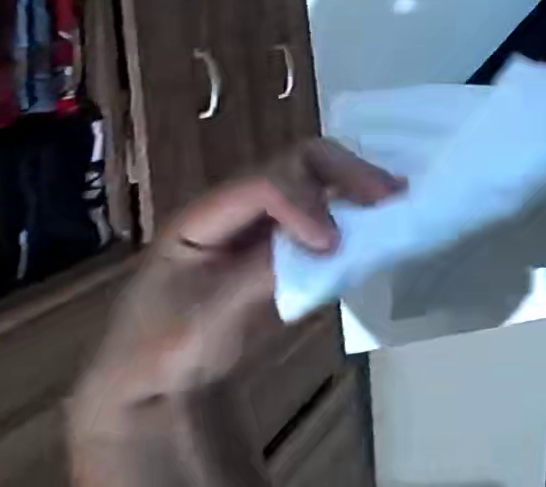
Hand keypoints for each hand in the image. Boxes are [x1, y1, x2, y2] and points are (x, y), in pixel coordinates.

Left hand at [71, 140, 404, 434]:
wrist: (151, 384)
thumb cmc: (164, 352)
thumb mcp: (207, 319)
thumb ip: (266, 272)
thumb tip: (331, 244)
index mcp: (202, 216)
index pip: (264, 185)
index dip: (305, 203)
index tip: (332, 244)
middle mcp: (236, 202)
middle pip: (298, 161)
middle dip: (345, 172)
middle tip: (388, 195)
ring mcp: (262, 214)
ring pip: (318, 171)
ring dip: (357, 179)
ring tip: (395, 196)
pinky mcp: (284, 231)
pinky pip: (326, 198)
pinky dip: (356, 198)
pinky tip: (380, 210)